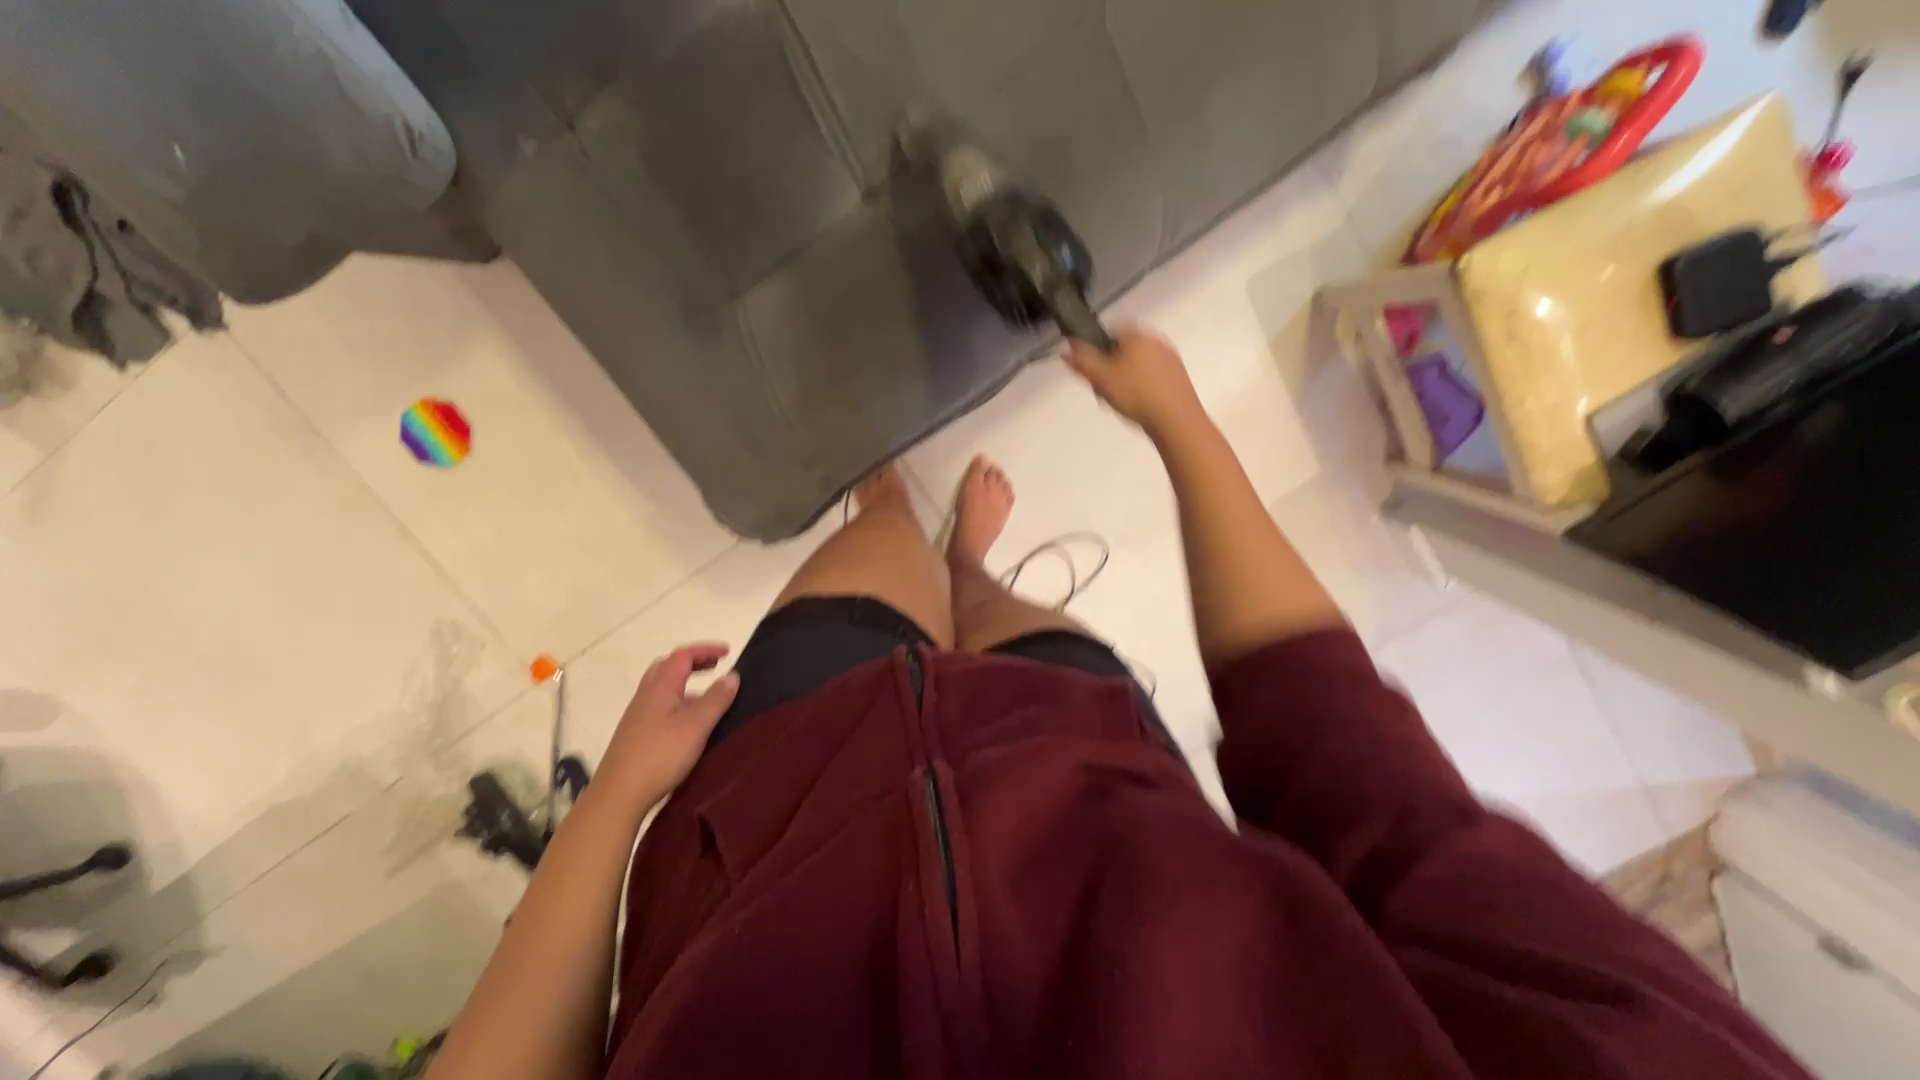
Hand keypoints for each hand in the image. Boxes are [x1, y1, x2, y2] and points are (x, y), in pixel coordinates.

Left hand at [594, 643, 739, 806]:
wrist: (619, 793)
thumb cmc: (661, 755)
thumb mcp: (696, 726)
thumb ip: (716, 699)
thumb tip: (732, 675)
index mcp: (660, 687)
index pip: (683, 655)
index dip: (706, 650)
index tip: (728, 652)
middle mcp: (646, 695)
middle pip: (668, 667)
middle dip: (693, 662)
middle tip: (715, 667)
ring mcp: (638, 715)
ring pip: (663, 688)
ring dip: (685, 683)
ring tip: (708, 697)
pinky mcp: (636, 733)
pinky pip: (660, 706)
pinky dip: (678, 702)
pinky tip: (689, 724)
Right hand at [1063, 328, 1206, 439]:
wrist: (1176, 419)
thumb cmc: (1135, 394)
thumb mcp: (1100, 378)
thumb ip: (1082, 360)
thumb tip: (1066, 347)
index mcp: (1136, 333)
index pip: (1111, 332)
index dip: (1098, 350)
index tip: (1093, 371)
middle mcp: (1156, 339)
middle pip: (1125, 349)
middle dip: (1112, 367)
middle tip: (1104, 389)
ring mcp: (1170, 358)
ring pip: (1139, 364)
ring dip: (1126, 379)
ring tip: (1121, 401)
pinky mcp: (1180, 377)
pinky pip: (1154, 377)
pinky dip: (1143, 387)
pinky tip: (1139, 406)